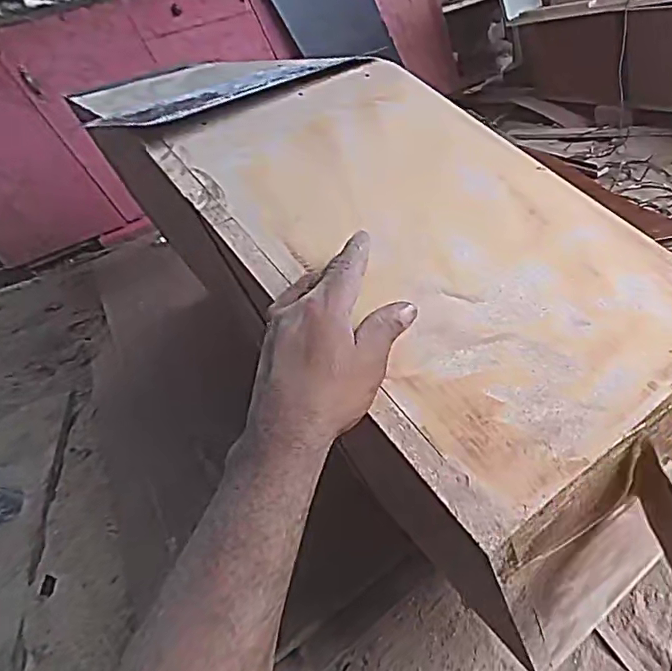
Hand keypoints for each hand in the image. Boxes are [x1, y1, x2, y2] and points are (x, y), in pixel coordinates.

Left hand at [246, 232, 416, 454]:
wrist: (286, 431)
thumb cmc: (329, 399)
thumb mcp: (368, 363)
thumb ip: (384, 329)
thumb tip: (403, 308)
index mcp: (324, 308)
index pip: (344, 270)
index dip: (356, 253)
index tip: (361, 239)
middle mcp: (296, 310)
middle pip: (319, 279)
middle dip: (336, 270)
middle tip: (348, 265)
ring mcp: (277, 328)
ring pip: (299, 295)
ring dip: (316, 287)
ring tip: (328, 290)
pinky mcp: (269, 346)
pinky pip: (287, 312)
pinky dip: (302, 307)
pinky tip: (308, 321)